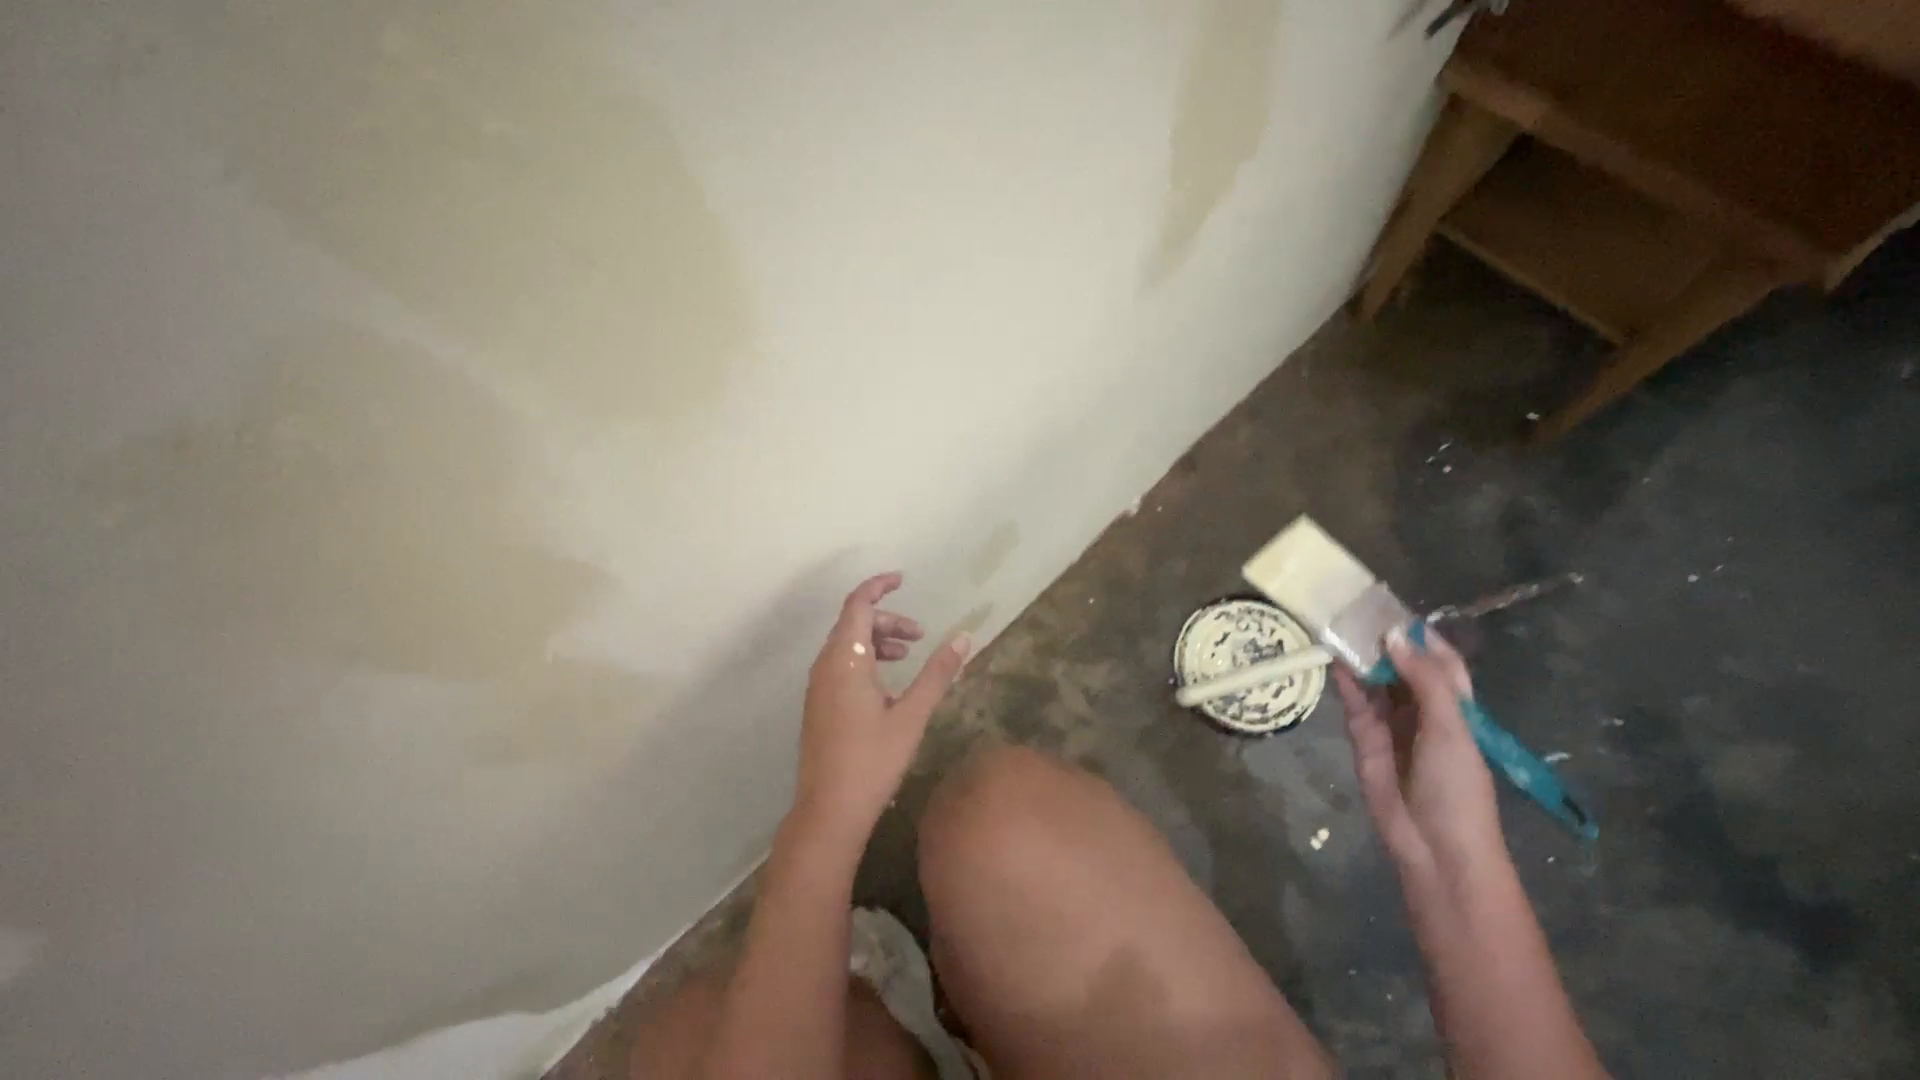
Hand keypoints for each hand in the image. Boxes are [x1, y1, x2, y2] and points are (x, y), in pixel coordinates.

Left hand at [795, 572, 970, 838]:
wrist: (829, 809)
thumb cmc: (873, 760)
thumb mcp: (912, 715)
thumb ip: (937, 674)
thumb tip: (964, 637)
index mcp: (845, 659)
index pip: (858, 605)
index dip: (879, 587)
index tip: (903, 579)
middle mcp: (825, 666)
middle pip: (853, 623)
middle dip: (887, 620)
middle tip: (921, 636)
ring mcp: (818, 687)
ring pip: (846, 646)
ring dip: (877, 641)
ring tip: (909, 656)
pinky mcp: (818, 706)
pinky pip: (841, 666)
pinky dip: (866, 661)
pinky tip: (889, 687)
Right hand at [1334, 626, 1503, 876]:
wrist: (1435, 847)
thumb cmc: (1457, 788)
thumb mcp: (1451, 729)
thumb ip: (1425, 681)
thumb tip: (1393, 637)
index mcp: (1457, 707)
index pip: (1440, 662)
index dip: (1420, 637)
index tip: (1394, 610)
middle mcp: (1424, 711)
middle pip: (1403, 668)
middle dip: (1383, 643)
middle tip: (1355, 611)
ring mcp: (1392, 725)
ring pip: (1376, 682)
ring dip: (1361, 658)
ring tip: (1338, 627)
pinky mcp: (1365, 740)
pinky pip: (1355, 704)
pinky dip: (1345, 682)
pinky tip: (1333, 659)